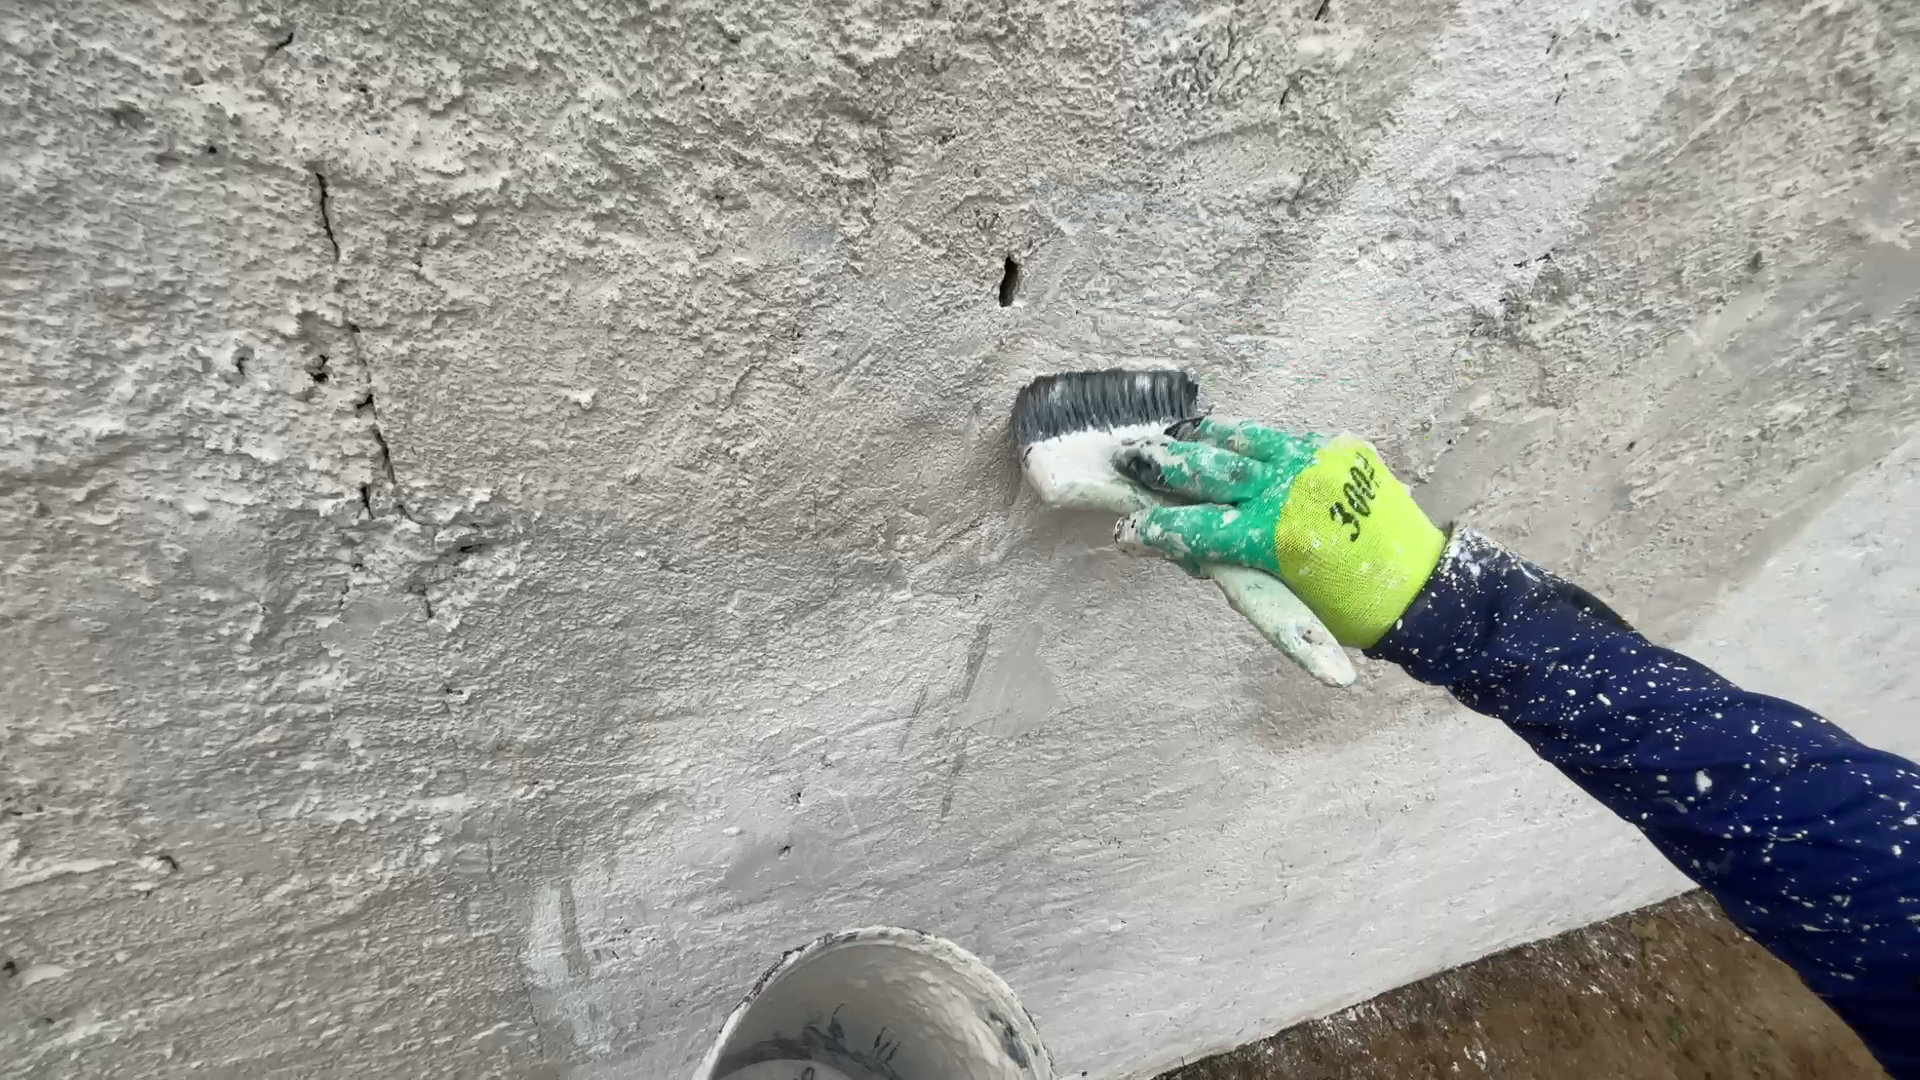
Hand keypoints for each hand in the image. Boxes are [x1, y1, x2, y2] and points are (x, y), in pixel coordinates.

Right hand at [1112, 417, 1445, 647]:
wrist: (1424, 589)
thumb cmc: (1345, 609)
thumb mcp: (1275, 596)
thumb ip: (1224, 562)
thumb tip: (1177, 538)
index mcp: (1273, 537)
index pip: (1189, 526)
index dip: (1150, 529)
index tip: (1128, 531)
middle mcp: (1291, 489)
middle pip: (1206, 466)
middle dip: (1160, 462)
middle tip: (1130, 456)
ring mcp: (1315, 461)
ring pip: (1241, 438)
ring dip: (1201, 437)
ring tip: (1174, 434)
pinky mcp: (1337, 448)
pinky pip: (1278, 438)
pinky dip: (1246, 441)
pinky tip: (1227, 441)